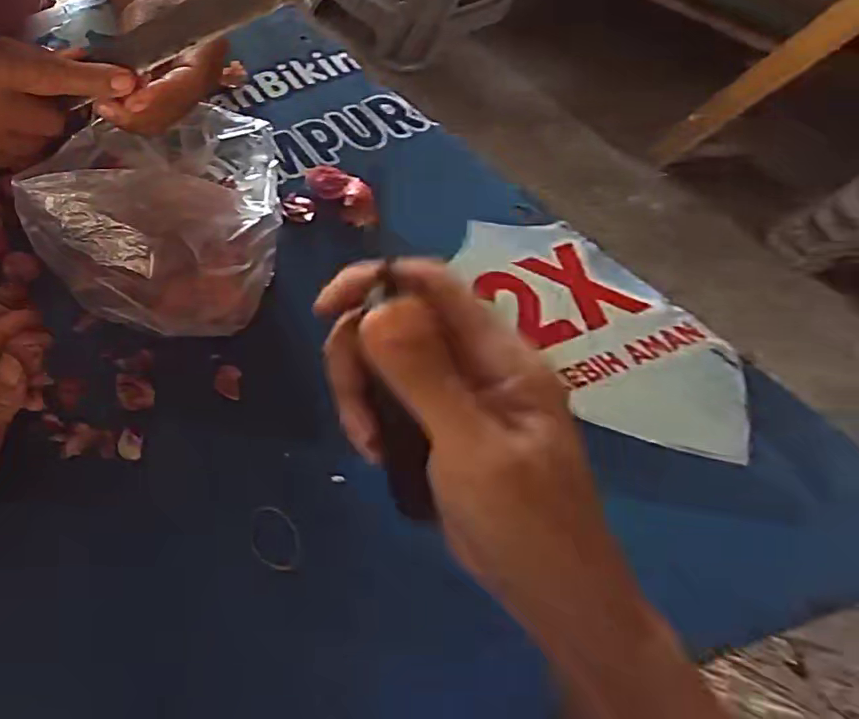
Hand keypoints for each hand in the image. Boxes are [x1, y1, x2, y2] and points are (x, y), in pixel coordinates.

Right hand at [0, 37, 132, 168]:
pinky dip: (28, 145)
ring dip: (45, 130)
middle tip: (45, 98)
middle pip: (56, 120)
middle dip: (60, 110)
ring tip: (23, 114)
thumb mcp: (1, 48)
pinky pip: (26, 158)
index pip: (57, 78)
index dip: (95, 80)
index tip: (129, 81)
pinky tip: (10, 129)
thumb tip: (91, 61)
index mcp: (1, 71)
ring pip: (44, 143)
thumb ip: (45, 58)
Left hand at [93, 0, 226, 134]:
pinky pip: (149, 122)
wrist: (160, 13)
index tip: (131, 103)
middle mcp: (203, 82)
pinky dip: (127, 119)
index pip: (185, 85)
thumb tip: (132, 78)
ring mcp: (187, 97)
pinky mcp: (169, 106)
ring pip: (159, 121)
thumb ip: (145, 48)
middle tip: (105, 105)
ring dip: (128, 119)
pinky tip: (108, 108)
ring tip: (103, 105)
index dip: (157, 97)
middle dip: (137, 113)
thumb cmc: (156, 10)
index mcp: (207, 54)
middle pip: (172, 111)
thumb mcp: (151, 19)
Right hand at [314, 260, 635, 623]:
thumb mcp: (471, 448)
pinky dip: (360, 411)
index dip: (371, 280)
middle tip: (353, 406)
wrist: (553, 598)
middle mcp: (471, 360)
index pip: (428, 283)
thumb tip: (375, 307)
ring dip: (353, 390)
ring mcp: (448, 387)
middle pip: (385, 318)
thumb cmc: (527, 523)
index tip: (325, 311)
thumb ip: (423, 375)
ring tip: (365, 440)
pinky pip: (375, 388)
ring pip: (372, 353)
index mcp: (499, 356)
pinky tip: (370, 449)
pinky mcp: (428, 414)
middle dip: (354, 355)